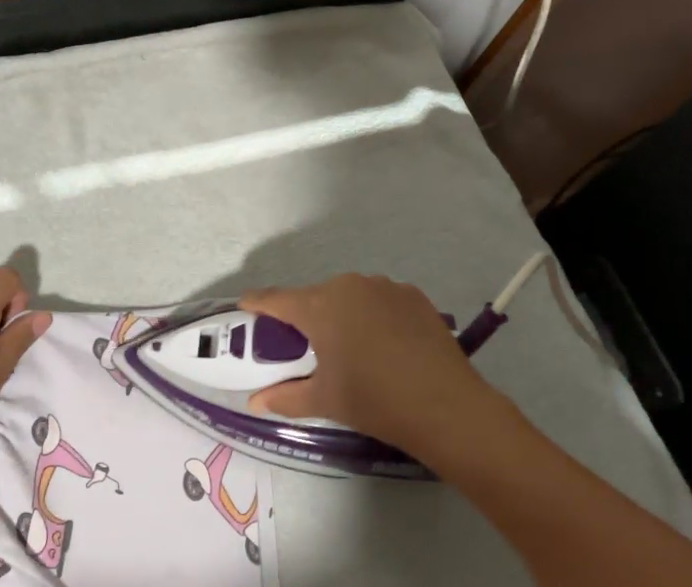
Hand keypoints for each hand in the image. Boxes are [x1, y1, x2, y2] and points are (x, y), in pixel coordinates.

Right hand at [242, 274, 498, 454]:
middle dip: (306, 317)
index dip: (257, 303)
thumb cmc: (374, 401)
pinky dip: (374, 316)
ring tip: (351, 349)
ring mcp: (384, 287)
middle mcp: (348, 286)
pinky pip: (380, 300)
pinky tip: (385, 345)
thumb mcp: (325, 401)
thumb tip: (255, 402)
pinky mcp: (413, 295)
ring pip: (350, 296)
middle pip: (315, 297)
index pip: (276, 298)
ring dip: (343, 314)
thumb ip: (285, 396)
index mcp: (319, 307)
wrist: (445, 405)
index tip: (246, 308)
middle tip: (306, 348)